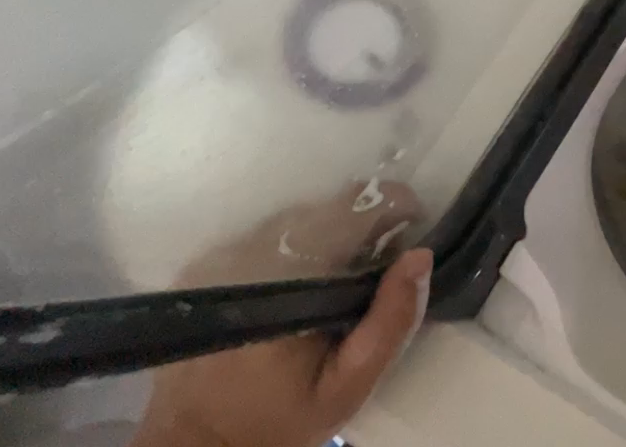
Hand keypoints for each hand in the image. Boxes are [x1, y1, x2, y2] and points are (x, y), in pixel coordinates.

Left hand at [130, 182, 430, 446]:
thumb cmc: (279, 418)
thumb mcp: (349, 385)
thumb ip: (392, 321)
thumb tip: (420, 254)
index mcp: (287, 276)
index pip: (355, 207)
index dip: (395, 206)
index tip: (412, 228)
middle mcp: (249, 252)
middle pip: (329, 208)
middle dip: (365, 225)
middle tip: (379, 266)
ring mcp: (222, 254)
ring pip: (300, 217)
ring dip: (331, 234)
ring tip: (341, 276)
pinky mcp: (205, 264)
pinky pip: (270, 234)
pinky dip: (298, 246)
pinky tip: (302, 284)